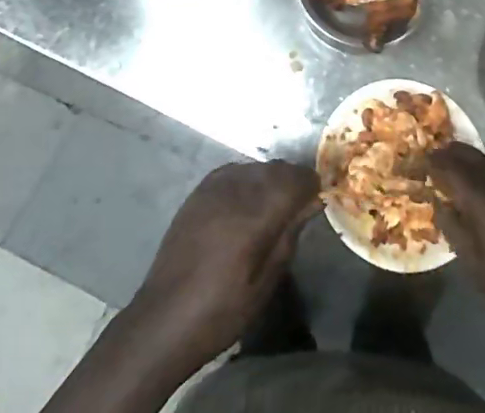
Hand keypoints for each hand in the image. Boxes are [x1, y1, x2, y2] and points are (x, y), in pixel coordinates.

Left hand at [127, 159, 319, 370]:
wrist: (166, 317)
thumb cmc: (223, 310)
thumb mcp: (266, 281)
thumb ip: (289, 235)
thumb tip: (310, 203)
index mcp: (254, 217)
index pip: (293, 179)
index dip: (310, 183)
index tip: (319, 195)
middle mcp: (233, 193)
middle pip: (273, 168)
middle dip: (292, 179)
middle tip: (301, 200)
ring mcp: (211, 190)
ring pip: (252, 167)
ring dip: (269, 177)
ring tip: (275, 201)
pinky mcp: (196, 194)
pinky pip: (230, 172)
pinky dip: (246, 178)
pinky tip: (248, 198)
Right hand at [429, 142, 484, 336]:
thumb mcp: (474, 263)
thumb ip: (452, 226)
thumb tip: (438, 202)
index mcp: (480, 195)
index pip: (444, 164)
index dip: (425, 163)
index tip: (411, 166)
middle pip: (465, 153)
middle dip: (444, 154)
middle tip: (428, 166)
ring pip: (483, 159)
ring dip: (463, 161)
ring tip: (448, 176)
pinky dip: (481, 171)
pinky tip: (477, 188)